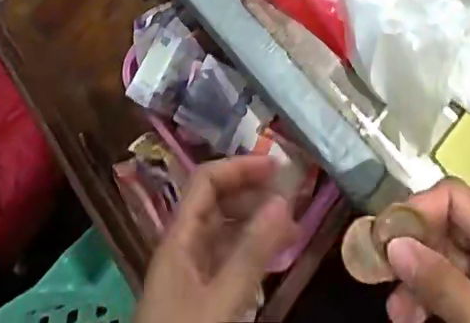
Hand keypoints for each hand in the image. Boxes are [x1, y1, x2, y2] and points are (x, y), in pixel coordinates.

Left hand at [135, 156, 299, 322]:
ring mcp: (188, 275)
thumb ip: (252, 253)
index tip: (278, 167)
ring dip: (253, 221)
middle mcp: (181, 248)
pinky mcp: (198, 300)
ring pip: (222, 232)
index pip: (206, 181)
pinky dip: (249, 252)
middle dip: (251, 191)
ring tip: (290, 225)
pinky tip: (272, 259)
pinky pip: (225, 260)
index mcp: (178, 239)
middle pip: (215, 203)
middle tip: (291, 195)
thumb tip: (283, 199)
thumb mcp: (222, 302)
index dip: (240, 167)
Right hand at [378, 180, 469, 322]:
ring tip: (397, 316)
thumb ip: (444, 285)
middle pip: (449, 232)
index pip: (457, 199)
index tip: (384, 238)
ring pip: (449, 267)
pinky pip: (458, 297)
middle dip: (412, 252)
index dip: (418, 210)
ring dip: (417, 284)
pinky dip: (432, 305)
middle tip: (379, 278)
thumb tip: (392, 243)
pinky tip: (413, 322)